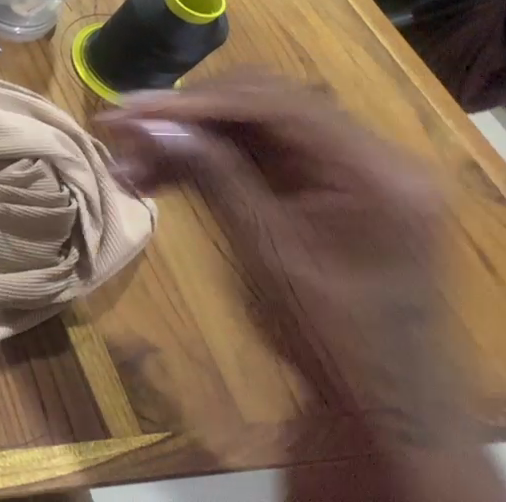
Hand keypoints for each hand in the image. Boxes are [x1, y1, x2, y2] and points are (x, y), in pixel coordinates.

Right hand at [96, 74, 447, 417]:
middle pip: (264, 104)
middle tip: (122, 134)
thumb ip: (211, 174)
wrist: (382, 403)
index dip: (193, 102)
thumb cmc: (329, 333)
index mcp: (375, 170)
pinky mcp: (332, 188)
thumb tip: (147, 122)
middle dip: (187, 116)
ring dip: (190, 139)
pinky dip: (210, 160)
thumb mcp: (264, 248)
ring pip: (255, 126)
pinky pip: (262, 154)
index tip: (127, 111)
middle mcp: (374, 157)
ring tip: (131, 165)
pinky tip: (162, 176)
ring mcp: (355, 172)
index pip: (274, 105)